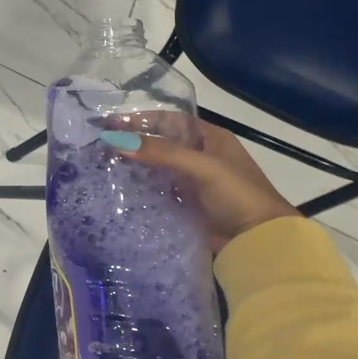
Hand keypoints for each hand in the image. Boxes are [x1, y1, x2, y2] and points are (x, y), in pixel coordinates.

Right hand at [100, 120, 300, 252]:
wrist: (258, 239)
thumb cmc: (237, 194)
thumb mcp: (202, 167)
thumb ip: (161, 152)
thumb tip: (114, 141)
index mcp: (210, 138)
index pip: (169, 120)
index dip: (140, 119)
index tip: (110, 124)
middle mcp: (199, 155)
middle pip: (158, 141)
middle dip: (130, 141)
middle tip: (99, 144)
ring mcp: (190, 179)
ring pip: (154, 165)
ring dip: (131, 164)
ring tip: (101, 164)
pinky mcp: (183, 200)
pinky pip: (154, 187)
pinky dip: (137, 185)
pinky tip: (117, 185)